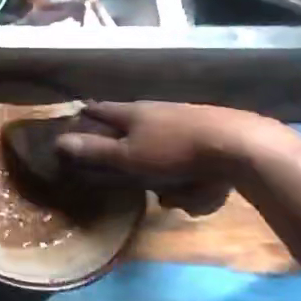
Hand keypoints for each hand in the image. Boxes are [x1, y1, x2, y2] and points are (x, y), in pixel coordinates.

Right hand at [55, 102, 292, 214]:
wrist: (242, 147)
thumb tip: (57, 142)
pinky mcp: (214, 134)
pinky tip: (202, 189)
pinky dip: (193, 174)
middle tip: (128, 170)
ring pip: (165, 147)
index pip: (101, 109)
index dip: (87, 114)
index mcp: (134, 112)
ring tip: (175, 191)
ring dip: (165, 170)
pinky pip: (193, 157)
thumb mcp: (127, 157)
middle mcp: (159, 111)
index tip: (77, 118)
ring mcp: (189, 120)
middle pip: (135, 128)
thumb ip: (94, 151)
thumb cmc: (175, 151)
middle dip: (130, 151)